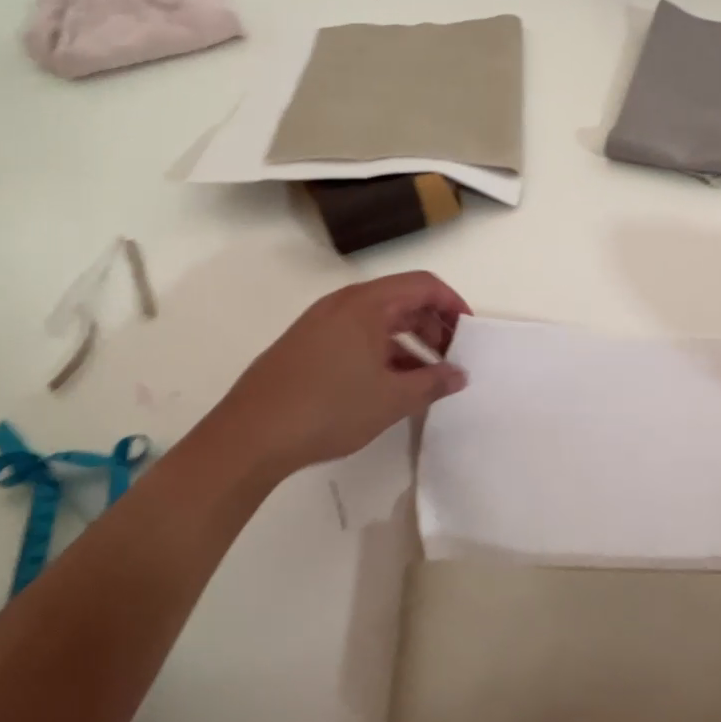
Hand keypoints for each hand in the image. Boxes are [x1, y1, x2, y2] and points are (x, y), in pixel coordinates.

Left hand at [205, 271, 470, 477]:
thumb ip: (433, 382)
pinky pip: (356, 337)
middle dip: (433, 326)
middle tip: (452, 359)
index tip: (469, 335)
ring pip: (378, 321)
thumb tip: (459, 374)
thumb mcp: (392, 399)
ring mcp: (320, 324)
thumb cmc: (329, 409)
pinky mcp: (306, 345)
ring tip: (426, 379)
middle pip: (401, 300)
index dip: (453, 305)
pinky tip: (390, 387)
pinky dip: (382, 353)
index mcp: (367, 305)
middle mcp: (343, 304)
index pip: (424, 285)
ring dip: (409, 343)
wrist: (251, 435)